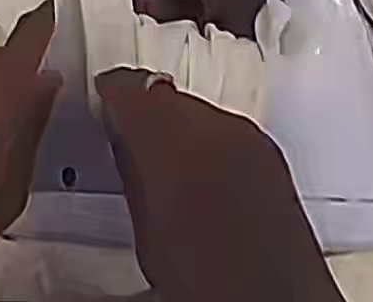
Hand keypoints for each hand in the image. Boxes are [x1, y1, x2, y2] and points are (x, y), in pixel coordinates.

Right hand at [98, 69, 340, 301]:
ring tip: (168, 162)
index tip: (107, 98)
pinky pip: (223, 127)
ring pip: (194, 108)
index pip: (130, 89)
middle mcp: (209, 125)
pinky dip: (208, 139)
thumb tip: (123, 141)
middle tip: (130, 132)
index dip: (113, 93)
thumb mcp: (147, 230)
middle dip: (147, 111)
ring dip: (179, 125)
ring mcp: (242, 134)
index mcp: (168, 139)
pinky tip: (202, 171)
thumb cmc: (210, 282)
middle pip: (164, 96)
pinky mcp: (265, 148)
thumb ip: (131, 168)